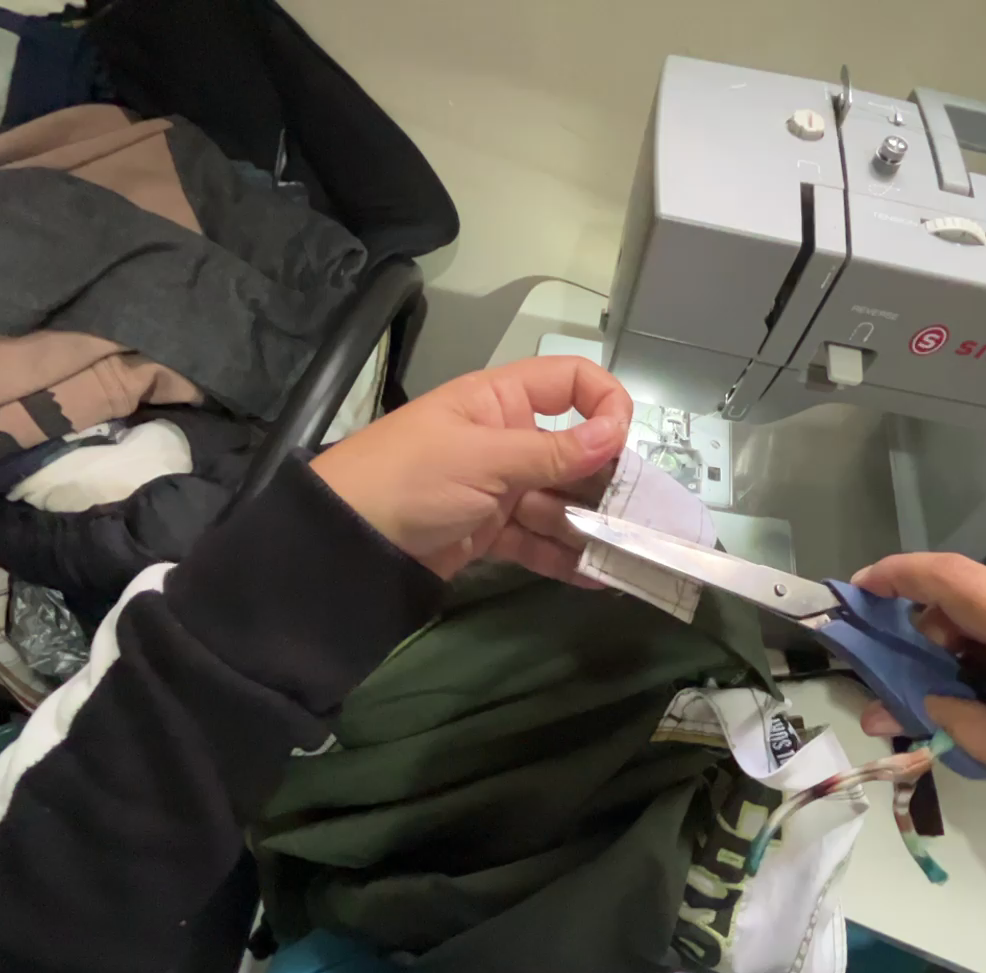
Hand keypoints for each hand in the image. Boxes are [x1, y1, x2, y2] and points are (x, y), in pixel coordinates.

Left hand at [310, 355, 630, 581]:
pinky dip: (563, 558)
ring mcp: (501, 488)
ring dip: (590, 526)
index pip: (570, 381)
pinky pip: (537, 540)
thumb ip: (553, 450)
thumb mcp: (485, 459)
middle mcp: (508, 439)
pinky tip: (597, 577)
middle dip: (605, 480)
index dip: (604, 402)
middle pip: (573, 451)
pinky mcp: (492, 531)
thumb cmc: (413, 478)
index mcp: (503, 401)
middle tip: (639, 515)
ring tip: (627, 553)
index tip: (622, 443)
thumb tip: (618, 433)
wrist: (346, 540)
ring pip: (559, 501)